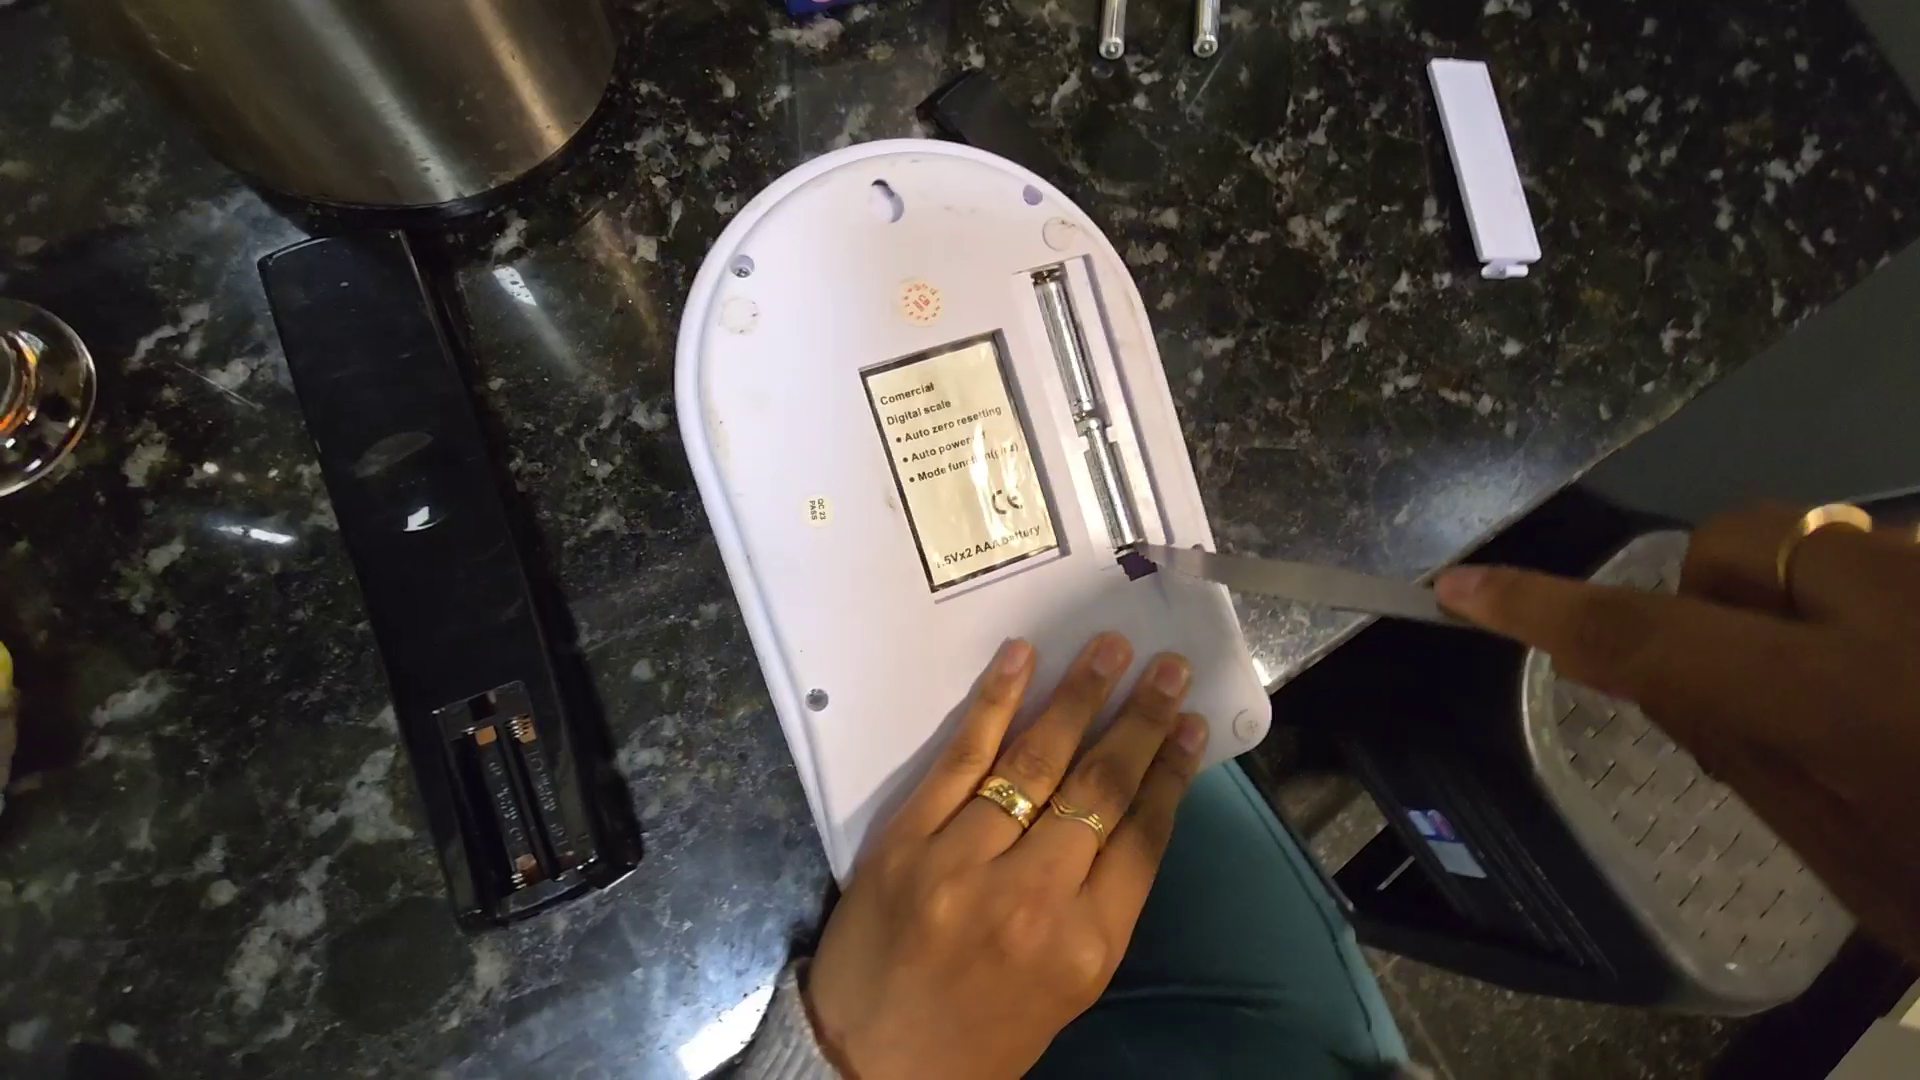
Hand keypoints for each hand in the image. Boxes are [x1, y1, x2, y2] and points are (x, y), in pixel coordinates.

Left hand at [803, 633, 1209, 1079]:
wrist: (867, 1063)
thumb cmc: (980, 1034)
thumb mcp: (1066, 989)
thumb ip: (1099, 902)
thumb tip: (1130, 808)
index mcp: (1085, 946)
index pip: (1143, 838)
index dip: (1171, 775)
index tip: (1190, 725)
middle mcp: (1033, 897)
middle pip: (1099, 788)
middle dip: (1140, 722)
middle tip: (1168, 668)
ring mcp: (965, 859)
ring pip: (1036, 760)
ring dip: (1079, 697)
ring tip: (1110, 650)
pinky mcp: (909, 835)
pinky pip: (961, 756)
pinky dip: (995, 702)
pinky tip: (1021, 658)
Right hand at [1434, 501, 1919, 963]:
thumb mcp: (1864, 870)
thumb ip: (1738, 751)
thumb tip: (1636, 666)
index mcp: (1860, 708)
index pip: (1645, 637)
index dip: (1539, 608)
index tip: (1459, 588)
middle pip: (1754, 536)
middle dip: (1723, 586)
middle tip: (1761, 662)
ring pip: (1855, 547)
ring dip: (1832, 603)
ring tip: (1894, 690)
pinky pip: (1918, 567)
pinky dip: (1903, 610)